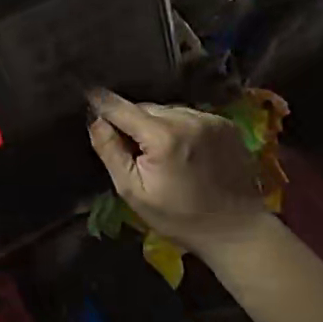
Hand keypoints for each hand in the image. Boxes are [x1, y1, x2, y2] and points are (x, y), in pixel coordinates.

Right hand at [86, 88, 268, 248]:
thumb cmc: (178, 217)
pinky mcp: (226, 124)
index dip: (101, 102)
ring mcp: (211, 119)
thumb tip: (95, 120)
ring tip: (158, 152)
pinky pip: (188, 115)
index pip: (121, 108)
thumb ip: (110, 151)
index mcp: (163, 137)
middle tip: (130, 149)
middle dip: (131, 122)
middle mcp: (188, 119)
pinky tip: (182, 150)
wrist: (236, 229)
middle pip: (145, 108)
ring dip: (155, 124)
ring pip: (167, 110)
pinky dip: (178, 126)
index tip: (87, 92)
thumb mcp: (132, 191)